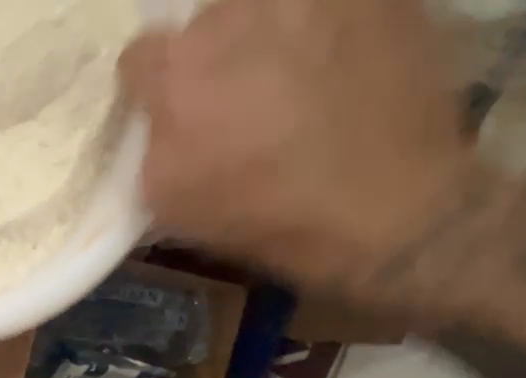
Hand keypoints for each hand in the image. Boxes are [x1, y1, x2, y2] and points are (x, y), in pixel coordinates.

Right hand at [119, 0, 480, 299]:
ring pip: (274, 5)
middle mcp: (242, 9)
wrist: (384, 206)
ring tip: (295, 74)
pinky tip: (346, 68)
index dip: (151, 86)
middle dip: (217, 50)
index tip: (165, 110)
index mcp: (181, 63)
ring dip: (274, 32)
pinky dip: (336, 30)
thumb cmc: (258, 210)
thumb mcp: (165, 197)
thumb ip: (151, 141)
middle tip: (237, 92)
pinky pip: (342, 6)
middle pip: (211, 18)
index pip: (141, 54)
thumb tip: (161, 116)